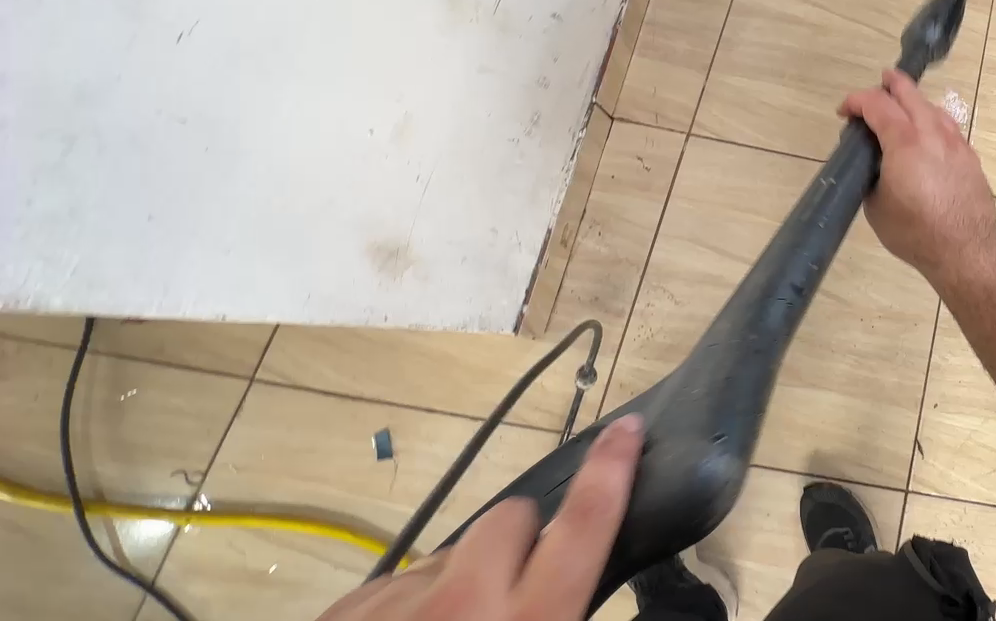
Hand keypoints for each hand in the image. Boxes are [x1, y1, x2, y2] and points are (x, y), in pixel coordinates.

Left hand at [316, 415, 642, 620]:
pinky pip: (387, 586)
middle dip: (516, 542)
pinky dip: (399, 609)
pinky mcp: (336, 617)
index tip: (625, 426)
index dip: (611, 468)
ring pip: (444, 554)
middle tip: (505, 595)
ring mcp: (393, 609)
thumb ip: (562, 614)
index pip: (584, 524)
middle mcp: (463, 604)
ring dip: (451, 582)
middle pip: (510, 519)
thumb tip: (575, 587)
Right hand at [839, 69, 995, 277]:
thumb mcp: (875, 205)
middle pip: (910, 94)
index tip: (844, 111)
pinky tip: (928, 132)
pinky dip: (932, 120)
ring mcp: (955, 143)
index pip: (877, 104)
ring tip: (903, 105)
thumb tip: (874, 165)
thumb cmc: (914, 230)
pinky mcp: (970, 156)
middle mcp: (932, 133)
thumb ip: (871, 175)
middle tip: (880, 81)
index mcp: (904, 141)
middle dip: (891, 84)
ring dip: (915, 101)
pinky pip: (948, 126)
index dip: (856, 100)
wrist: (966, 248)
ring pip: (933, 107)